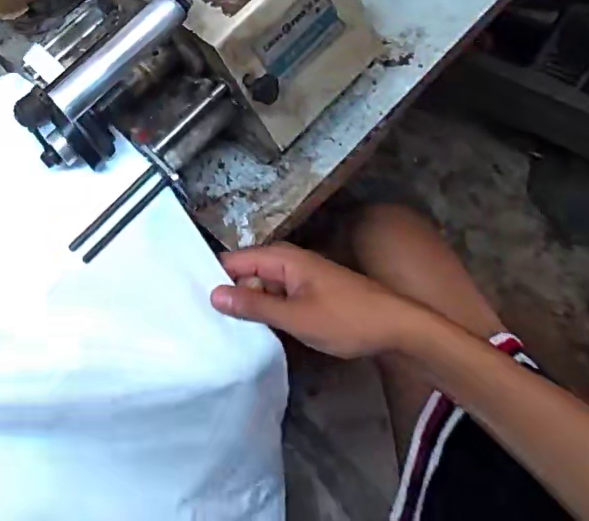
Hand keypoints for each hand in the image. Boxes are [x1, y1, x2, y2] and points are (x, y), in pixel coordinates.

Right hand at [210, 243, 424, 358]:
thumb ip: (255, 306)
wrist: (397, 328)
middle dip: (228, 292)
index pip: (234, 260)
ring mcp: (297, 276)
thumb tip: (214, 294)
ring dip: (247, 304)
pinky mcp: (306, 292)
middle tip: (204, 320)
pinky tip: (255, 331)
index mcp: (281, 257)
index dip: (213, 277)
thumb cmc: (347, 319)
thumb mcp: (296, 317)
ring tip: (222, 329)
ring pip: (260, 286)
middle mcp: (286, 260)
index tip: (190, 298)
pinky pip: (275, 296)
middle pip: (245, 273)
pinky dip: (264, 310)